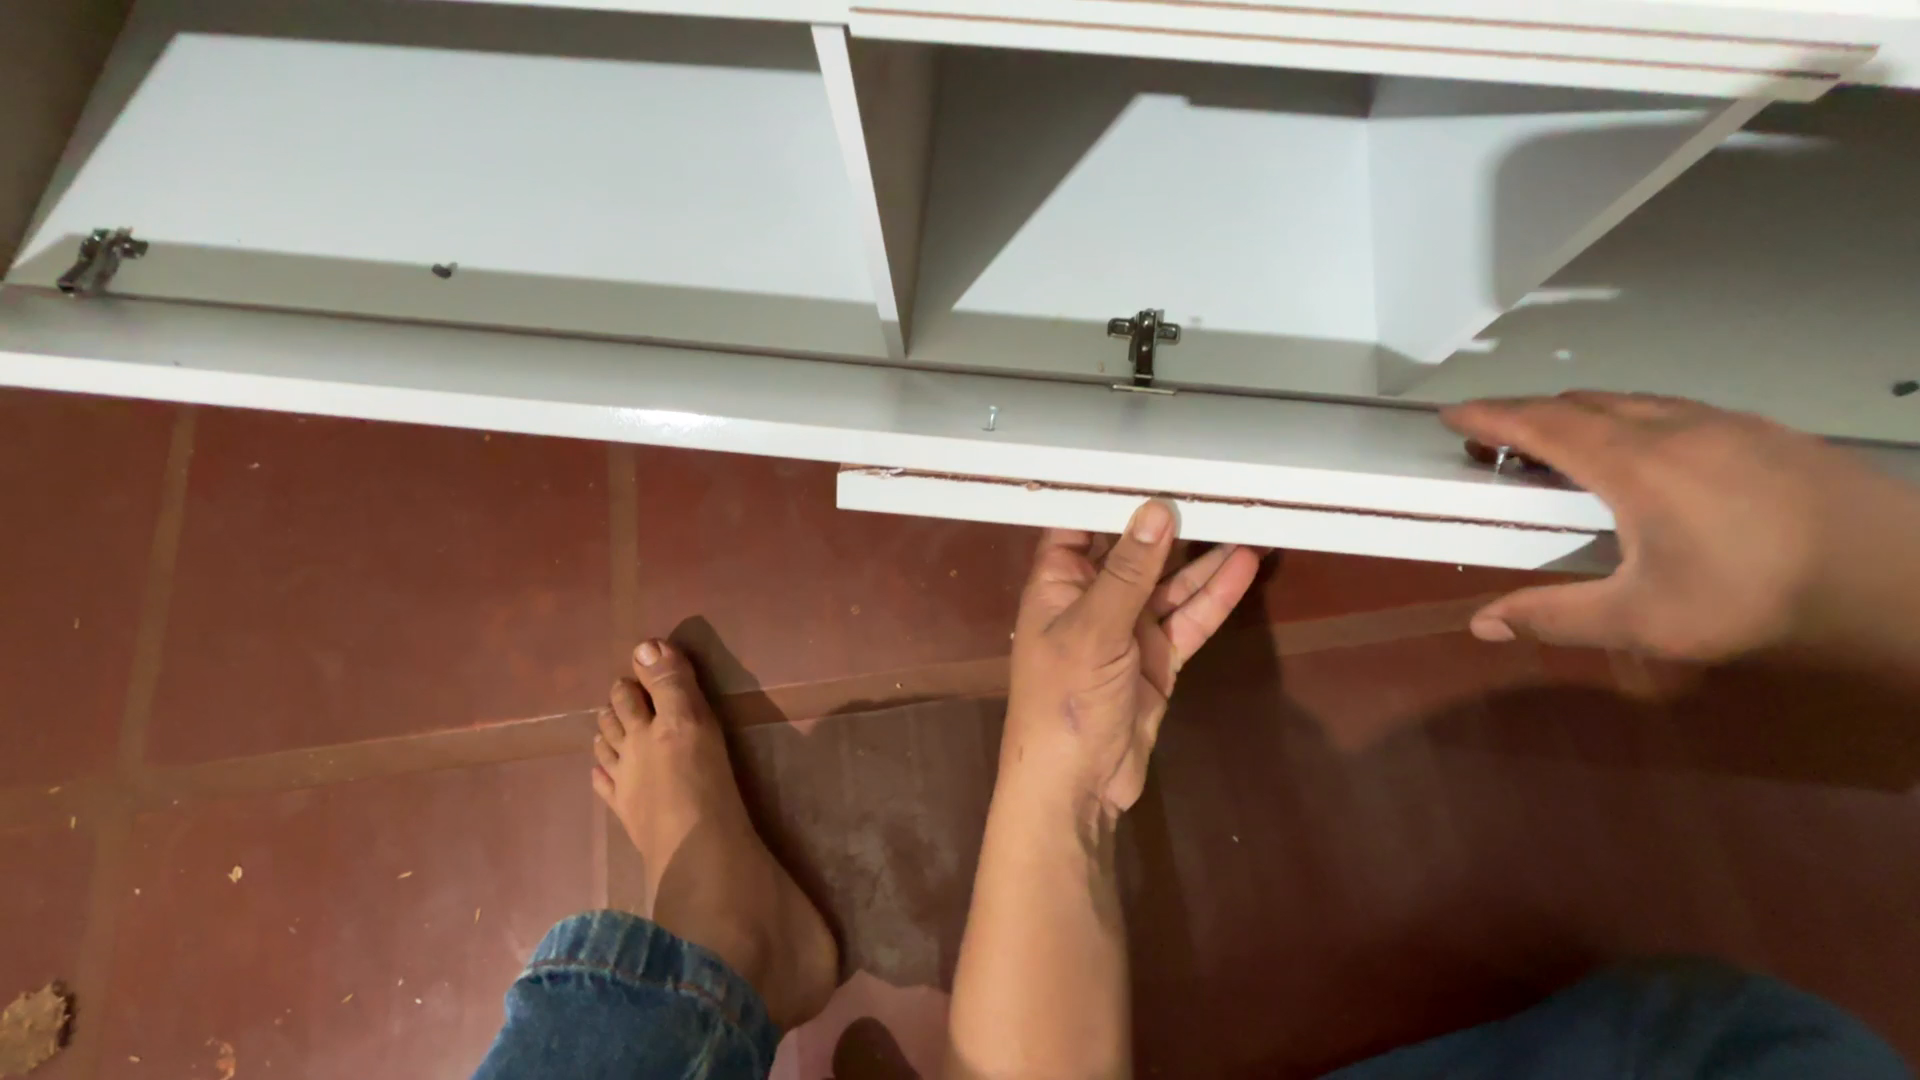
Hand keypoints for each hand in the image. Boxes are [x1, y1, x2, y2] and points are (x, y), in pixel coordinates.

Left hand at [1002, 501, 1260, 819]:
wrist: (1077, 785)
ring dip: (1203, 556)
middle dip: (1170, 522)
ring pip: (1169, 583)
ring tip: (1245, 515)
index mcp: (1057, 582)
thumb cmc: (1063, 700)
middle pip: (1134, 549)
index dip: (1110, 493)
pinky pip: (1188, 618)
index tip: (1150, 460)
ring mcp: (1127, 629)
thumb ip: (1127, 572)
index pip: (1080, 523)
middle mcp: (1091, 598)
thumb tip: (1155, 510)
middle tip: (1215, 482)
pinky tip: (1244, 564)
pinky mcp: (1157, 657)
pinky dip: (1213, 596)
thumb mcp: (1094, 630)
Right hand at [1444, 391, 1919, 661]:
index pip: (1542, 425)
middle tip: (1492, 441)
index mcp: (1634, 464)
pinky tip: (1640, 451)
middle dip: (1525, 415)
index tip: (1450, 414)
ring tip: (1556, 444)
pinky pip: (1672, 408)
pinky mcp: (1767, 432)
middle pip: (1580, 403)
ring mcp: (1727, 424)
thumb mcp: (1643, 621)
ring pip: (1630, 400)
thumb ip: (1554, 617)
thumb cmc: (1758, 600)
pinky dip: (1628, 417)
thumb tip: (1480, 624)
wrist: (1907, 582)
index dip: (1490, 416)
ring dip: (1578, 414)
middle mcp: (1674, 428)